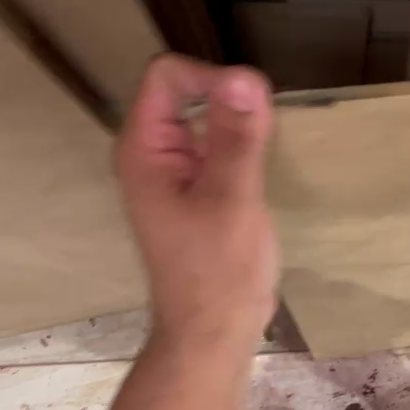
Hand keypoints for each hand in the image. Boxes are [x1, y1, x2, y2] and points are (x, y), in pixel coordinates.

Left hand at [115, 54, 277, 351]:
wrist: (213, 333)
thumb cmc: (218, 272)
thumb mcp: (232, 199)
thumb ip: (237, 137)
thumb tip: (246, 76)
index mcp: (144, 150)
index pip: (168, 76)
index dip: (213, 79)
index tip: (254, 109)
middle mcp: (152, 156)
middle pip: (186, 94)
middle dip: (229, 103)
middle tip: (264, 139)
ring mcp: (173, 177)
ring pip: (204, 123)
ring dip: (238, 128)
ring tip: (264, 158)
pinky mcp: (195, 196)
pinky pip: (215, 152)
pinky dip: (239, 151)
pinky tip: (260, 176)